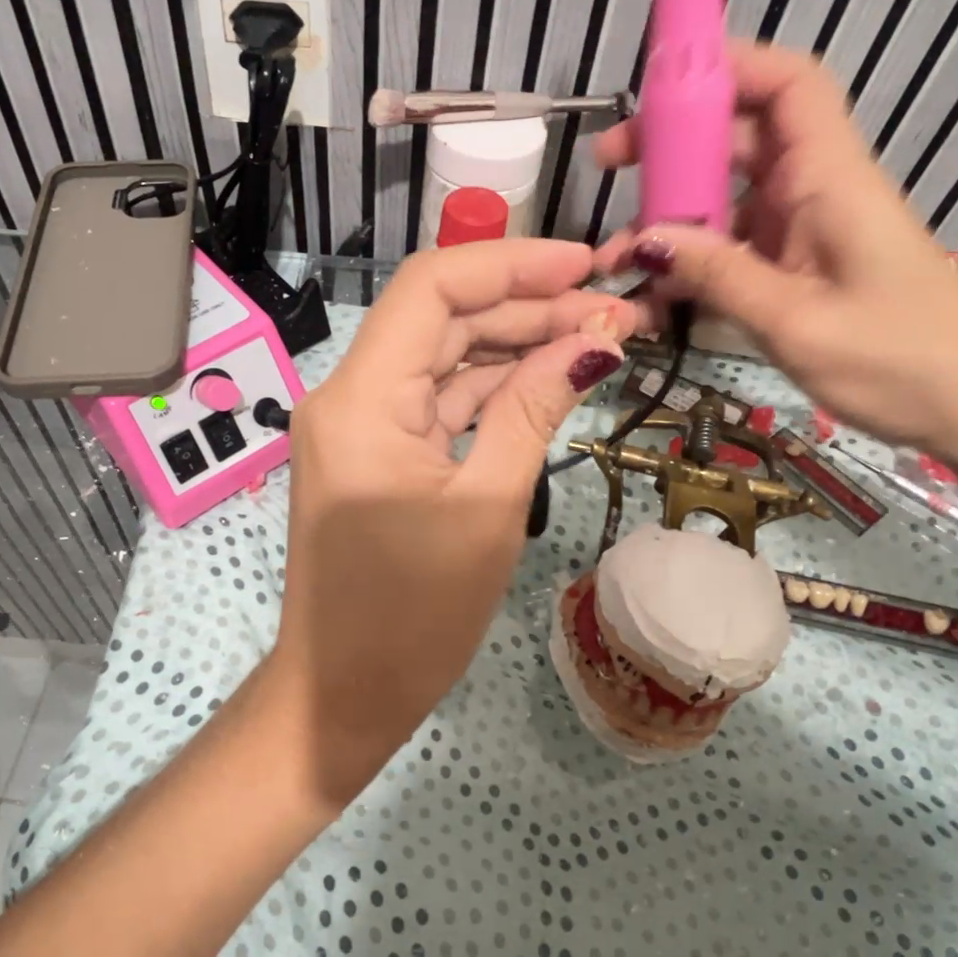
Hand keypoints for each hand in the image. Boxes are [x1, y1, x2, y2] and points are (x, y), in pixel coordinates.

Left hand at [272, 240, 635, 799]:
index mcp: (361, 398)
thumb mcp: (487, 508)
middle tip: (613, 309)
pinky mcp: (376, 453)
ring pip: (442, 358)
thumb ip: (534, 410)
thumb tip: (594, 341)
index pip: (431, 289)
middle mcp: (350, 395)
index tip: (584, 265)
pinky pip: (436, 401)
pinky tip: (551, 377)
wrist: (344, 693)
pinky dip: (491, 389)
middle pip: (440, 319)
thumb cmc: (412, 617)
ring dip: (514, 345)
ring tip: (599, 337)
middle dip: (526, 305)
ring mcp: (360, 425)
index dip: (510, 264)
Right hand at [592, 42, 957, 459]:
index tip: (656, 92)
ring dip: (668, 218)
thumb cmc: (900, 361)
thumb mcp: (797, 322)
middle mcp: (814, 190)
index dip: (726, 68)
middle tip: (608, 169)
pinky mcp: (795, 268)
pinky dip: (690, 263)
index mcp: (831, 180)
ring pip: (724, 196)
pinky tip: (651, 298)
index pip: (788, 84)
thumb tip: (643, 240)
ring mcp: (803, 230)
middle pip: (738, 137)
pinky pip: (731, 247)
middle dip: (669, 147)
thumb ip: (718, 275)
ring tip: (615, 259)